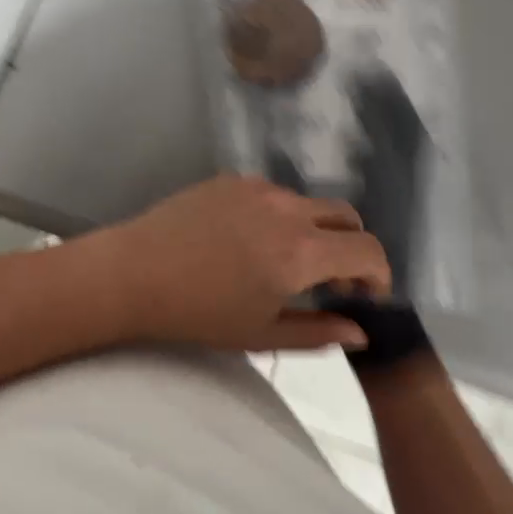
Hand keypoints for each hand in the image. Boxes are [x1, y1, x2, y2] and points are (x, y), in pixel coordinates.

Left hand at [94, 175, 391, 351]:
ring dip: (314, 229)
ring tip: (286, 262)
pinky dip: (279, 214)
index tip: (364, 296)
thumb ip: (320, 332)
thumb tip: (359, 330)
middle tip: (330, 281)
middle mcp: (286, 209)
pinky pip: (271, 193)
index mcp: (301, 251)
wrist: (134, 272)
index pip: (368, 249)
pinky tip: (250, 241)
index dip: (378, 274)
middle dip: (351, 246)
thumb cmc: (199, 313)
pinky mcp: (228, 178)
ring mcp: (255, 187)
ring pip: (306, 202)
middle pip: (345, 216)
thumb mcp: (263, 334)